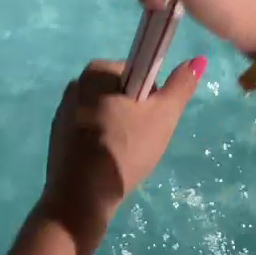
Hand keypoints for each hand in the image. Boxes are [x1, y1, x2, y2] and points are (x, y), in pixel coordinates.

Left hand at [39, 58, 204, 239]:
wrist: (81, 195)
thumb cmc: (124, 149)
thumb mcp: (162, 116)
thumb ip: (180, 86)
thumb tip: (198, 59)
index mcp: (96, 71)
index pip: (137, 72)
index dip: (151, 96)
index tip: (152, 120)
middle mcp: (76, 84)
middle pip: (120, 93)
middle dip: (134, 114)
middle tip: (141, 140)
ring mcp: (63, 111)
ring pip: (104, 114)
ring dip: (117, 130)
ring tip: (124, 156)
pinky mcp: (57, 137)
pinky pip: (89, 133)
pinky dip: (100, 144)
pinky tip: (106, 164)